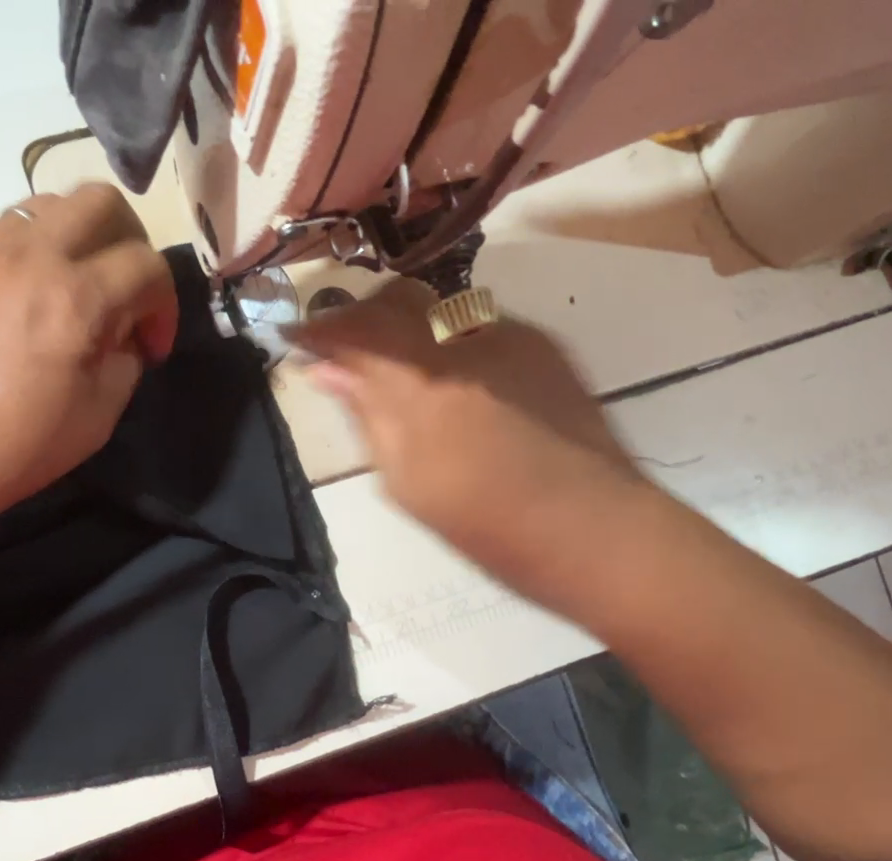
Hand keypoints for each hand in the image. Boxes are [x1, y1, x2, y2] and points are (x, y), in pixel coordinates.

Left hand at [0, 183, 178, 528]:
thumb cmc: (14, 447)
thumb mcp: (98, 417)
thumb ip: (125, 361)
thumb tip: (124, 334)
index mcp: (77, 297)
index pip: (148, 265)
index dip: (165, 305)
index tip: (152, 346)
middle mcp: (32, 255)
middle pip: (102, 201)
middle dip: (130, 242)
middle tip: (126, 290)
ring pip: (49, 203)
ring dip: (77, 236)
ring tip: (73, 286)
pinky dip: (26, 245)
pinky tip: (22, 288)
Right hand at [293, 278, 651, 599]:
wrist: (594, 529)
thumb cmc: (488, 527)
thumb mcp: (407, 483)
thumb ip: (367, 417)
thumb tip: (328, 371)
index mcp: (423, 385)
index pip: (355, 329)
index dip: (320, 328)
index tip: (297, 338)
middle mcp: (465, 343)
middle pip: (397, 301)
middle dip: (364, 318)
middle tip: (347, 352)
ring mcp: (511, 337)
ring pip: (440, 313)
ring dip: (412, 335)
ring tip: (411, 383)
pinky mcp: (545, 344)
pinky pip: (481, 330)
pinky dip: (454, 349)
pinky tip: (464, 393)